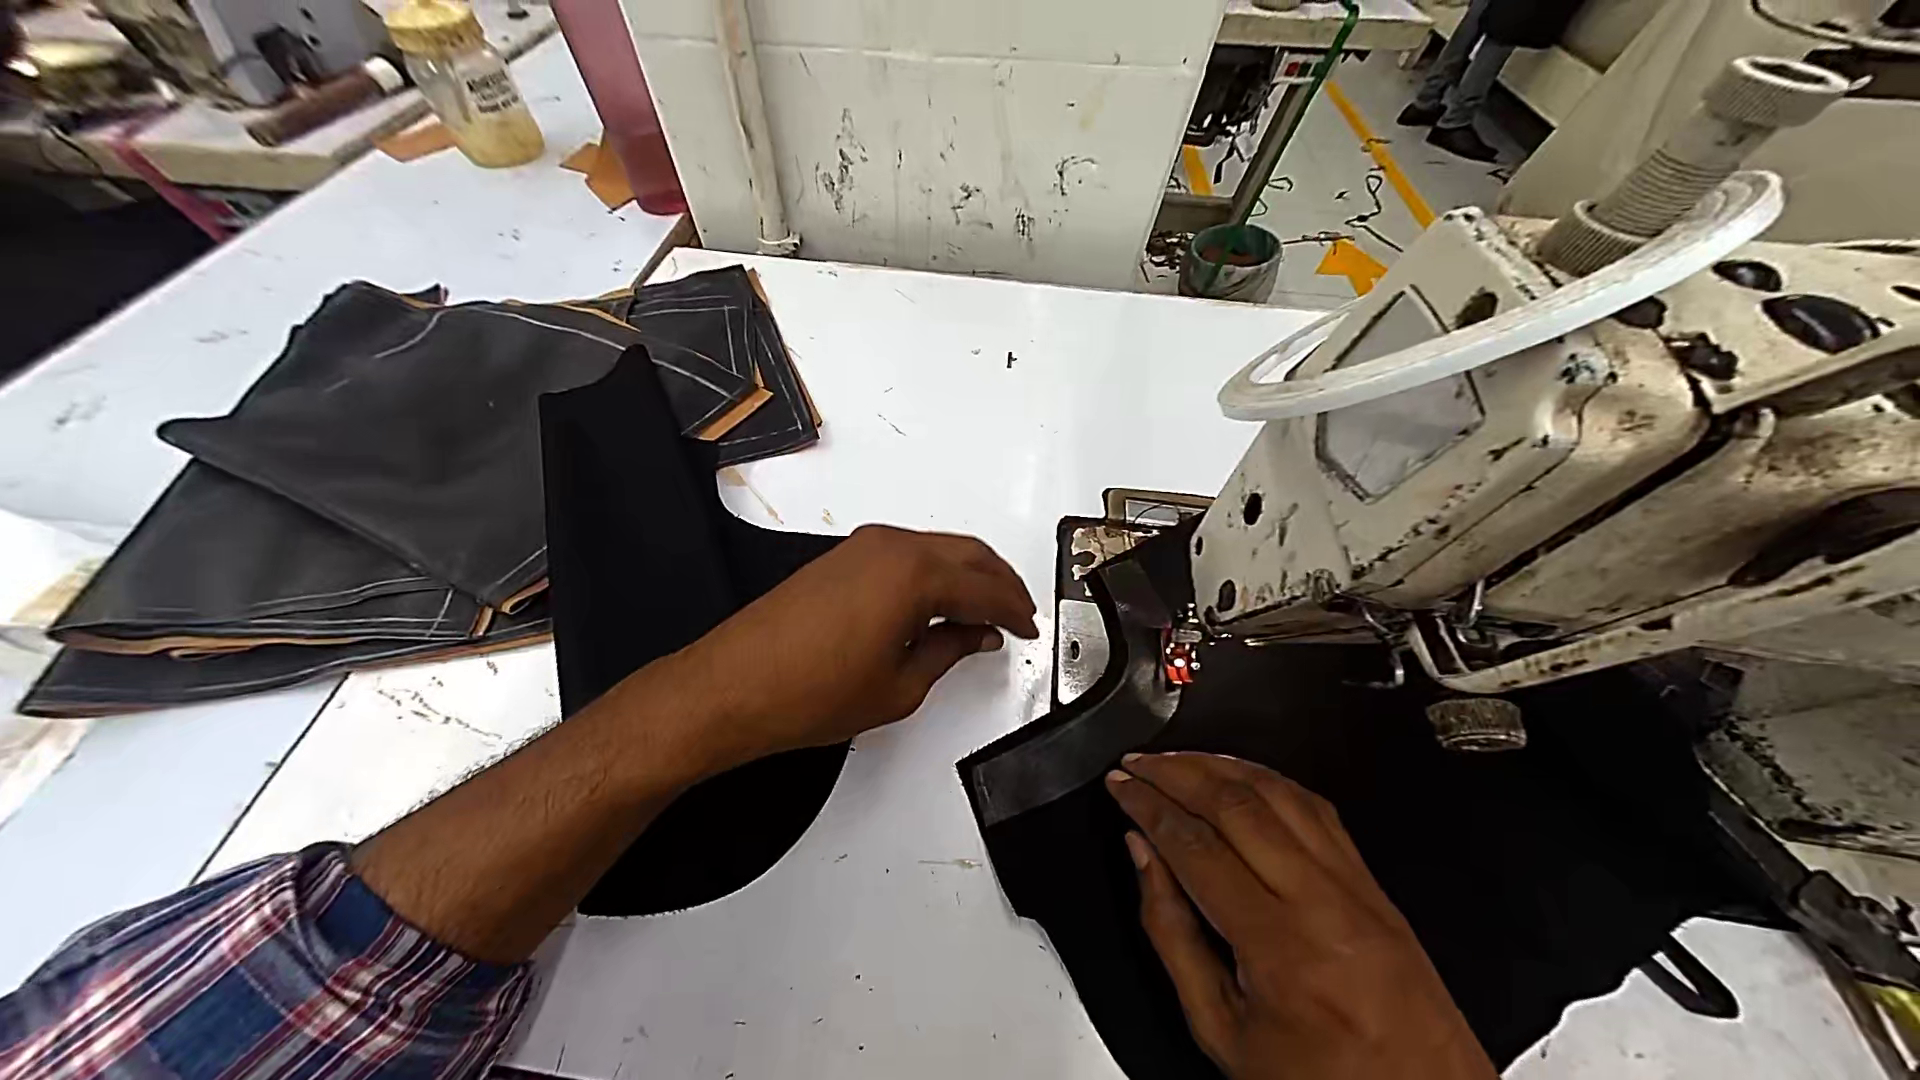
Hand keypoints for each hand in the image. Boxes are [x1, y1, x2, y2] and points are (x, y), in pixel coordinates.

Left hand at [668, 524, 1037, 768]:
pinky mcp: (844, 556)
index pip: (985, 588)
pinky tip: (940, 602)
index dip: (1014, 610)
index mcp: (913, 575)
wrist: (731, 687)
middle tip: (1018, 612)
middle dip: (1000, 583)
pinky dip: (935, 573)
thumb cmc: (805, 691)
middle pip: (968, 555)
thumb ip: (949, 650)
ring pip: (939, 549)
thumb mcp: (900, 685)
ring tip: (986, 610)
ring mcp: (863, 547)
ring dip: (969, 575)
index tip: (1027, 626)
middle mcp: (890, 547)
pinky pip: (908, 553)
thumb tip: (976, 635)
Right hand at [1106, 753, 1495, 1079]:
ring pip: (1274, 791)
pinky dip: (1264, 776)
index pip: (1195, 846)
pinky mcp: (1371, 880)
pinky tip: (1234, 772)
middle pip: (1233, 804)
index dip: (1147, 805)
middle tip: (1136, 761)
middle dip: (1173, 772)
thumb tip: (1142, 853)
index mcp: (1280, 949)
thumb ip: (1170, 933)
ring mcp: (1354, 886)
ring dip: (1215, 764)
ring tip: (1174, 758)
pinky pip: (1312, 804)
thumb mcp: (1220, 1029)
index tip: (1120, 785)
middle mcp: (1322, 904)